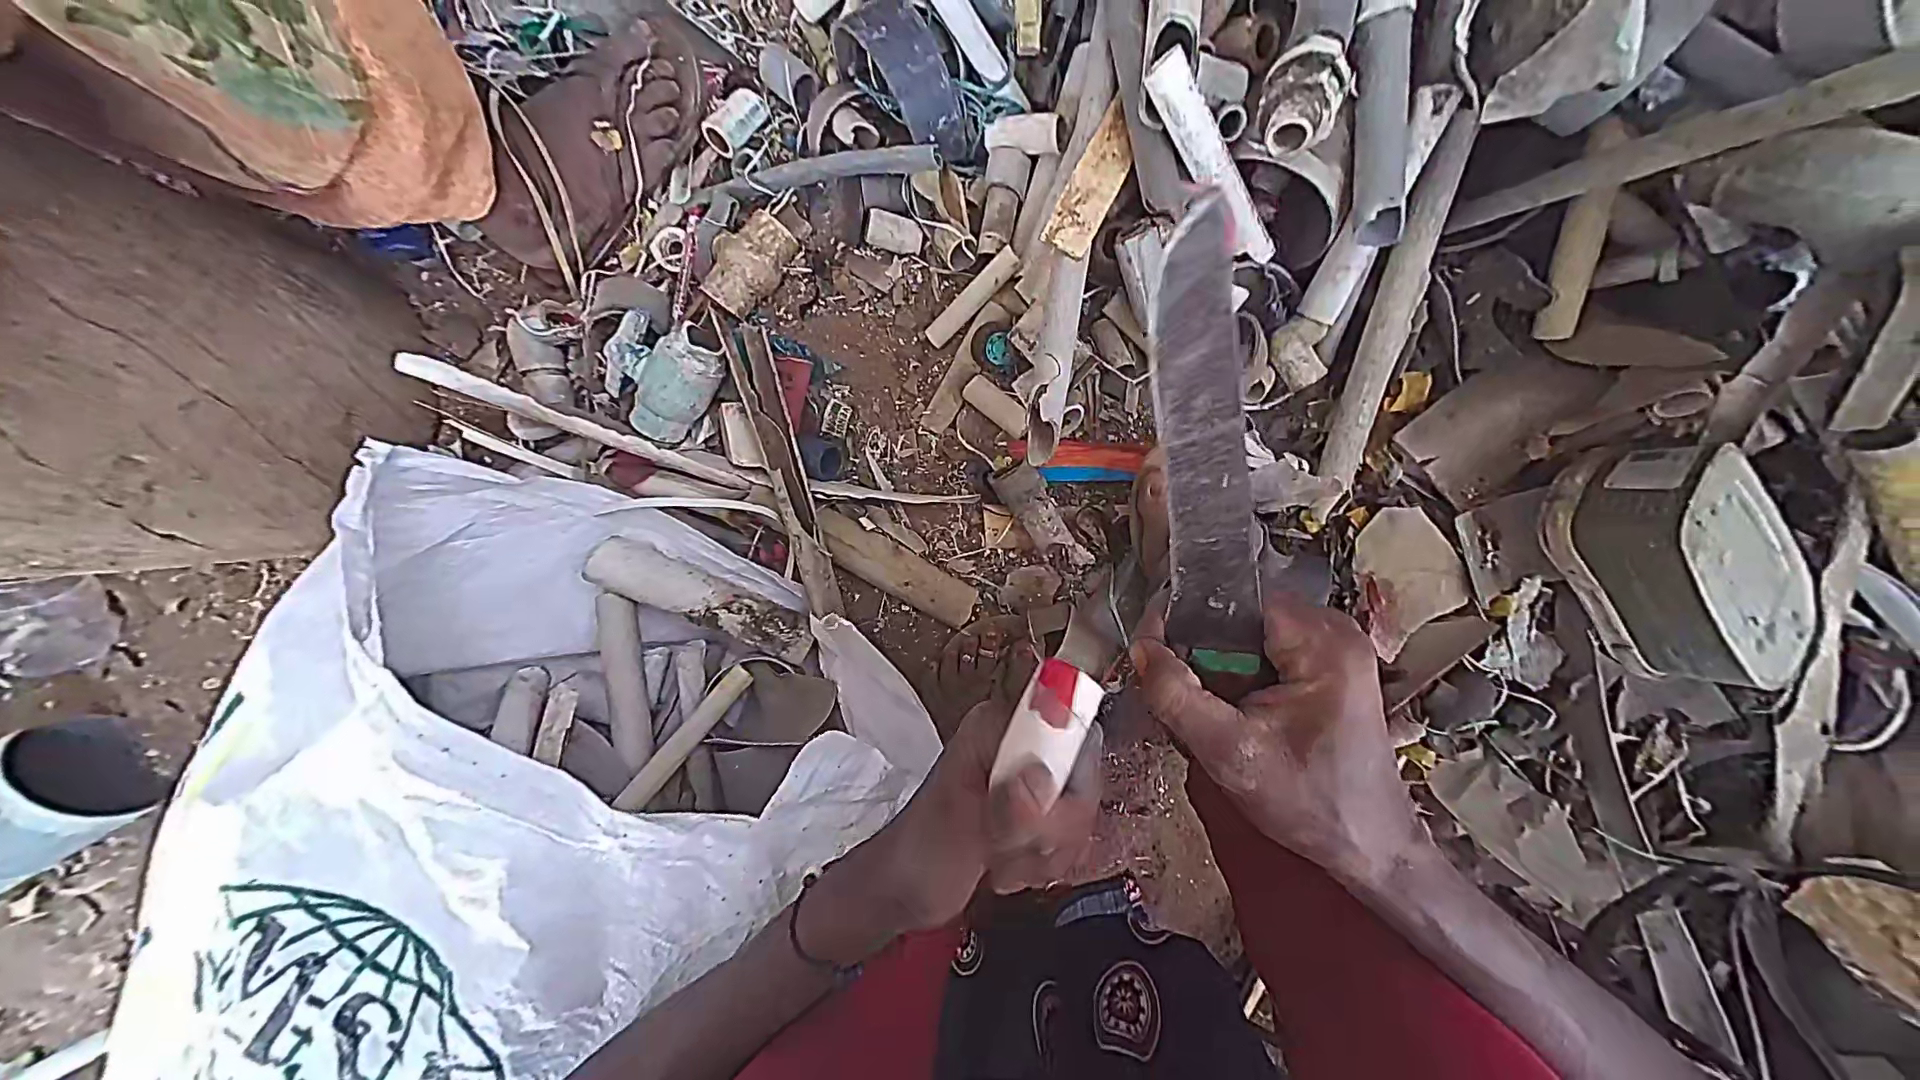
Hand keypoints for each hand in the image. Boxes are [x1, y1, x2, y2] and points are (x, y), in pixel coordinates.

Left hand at [831, 687, 1102, 945]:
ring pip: (1082, 812)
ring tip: (1000, 859)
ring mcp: (1032, 777)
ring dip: (1046, 851)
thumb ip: (1003, 802)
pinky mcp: (1041, 811)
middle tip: (1008, 844)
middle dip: (1053, 827)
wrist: (906, 889)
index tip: (1034, 815)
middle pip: (1082, 776)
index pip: (1071, 731)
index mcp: (998, 725)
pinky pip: (1076, 836)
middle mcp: (1020, 742)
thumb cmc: (920, 849)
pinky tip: (1011, 868)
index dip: (1063, 782)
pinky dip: (1048, 864)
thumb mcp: (957, 821)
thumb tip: (1043, 777)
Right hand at [1129, 596, 1425, 884]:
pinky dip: (1237, 677)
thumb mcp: (1229, 752)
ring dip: (1215, 668)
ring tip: (1208, 711)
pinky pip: (1261, 652)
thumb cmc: (1311, 803)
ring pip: (1244, 635)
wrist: (1372, 847)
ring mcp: (1333, 647)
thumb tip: (1141, 648)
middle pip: (1236, 616)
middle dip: (1200, 652)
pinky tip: (1232, 713)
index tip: (1158, 658)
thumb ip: (1176, 696)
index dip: (1186, 623)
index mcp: (1321, 640)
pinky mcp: (1327, 666)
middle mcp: (1333, 630)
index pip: (1231, 600)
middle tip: (1184, 698)